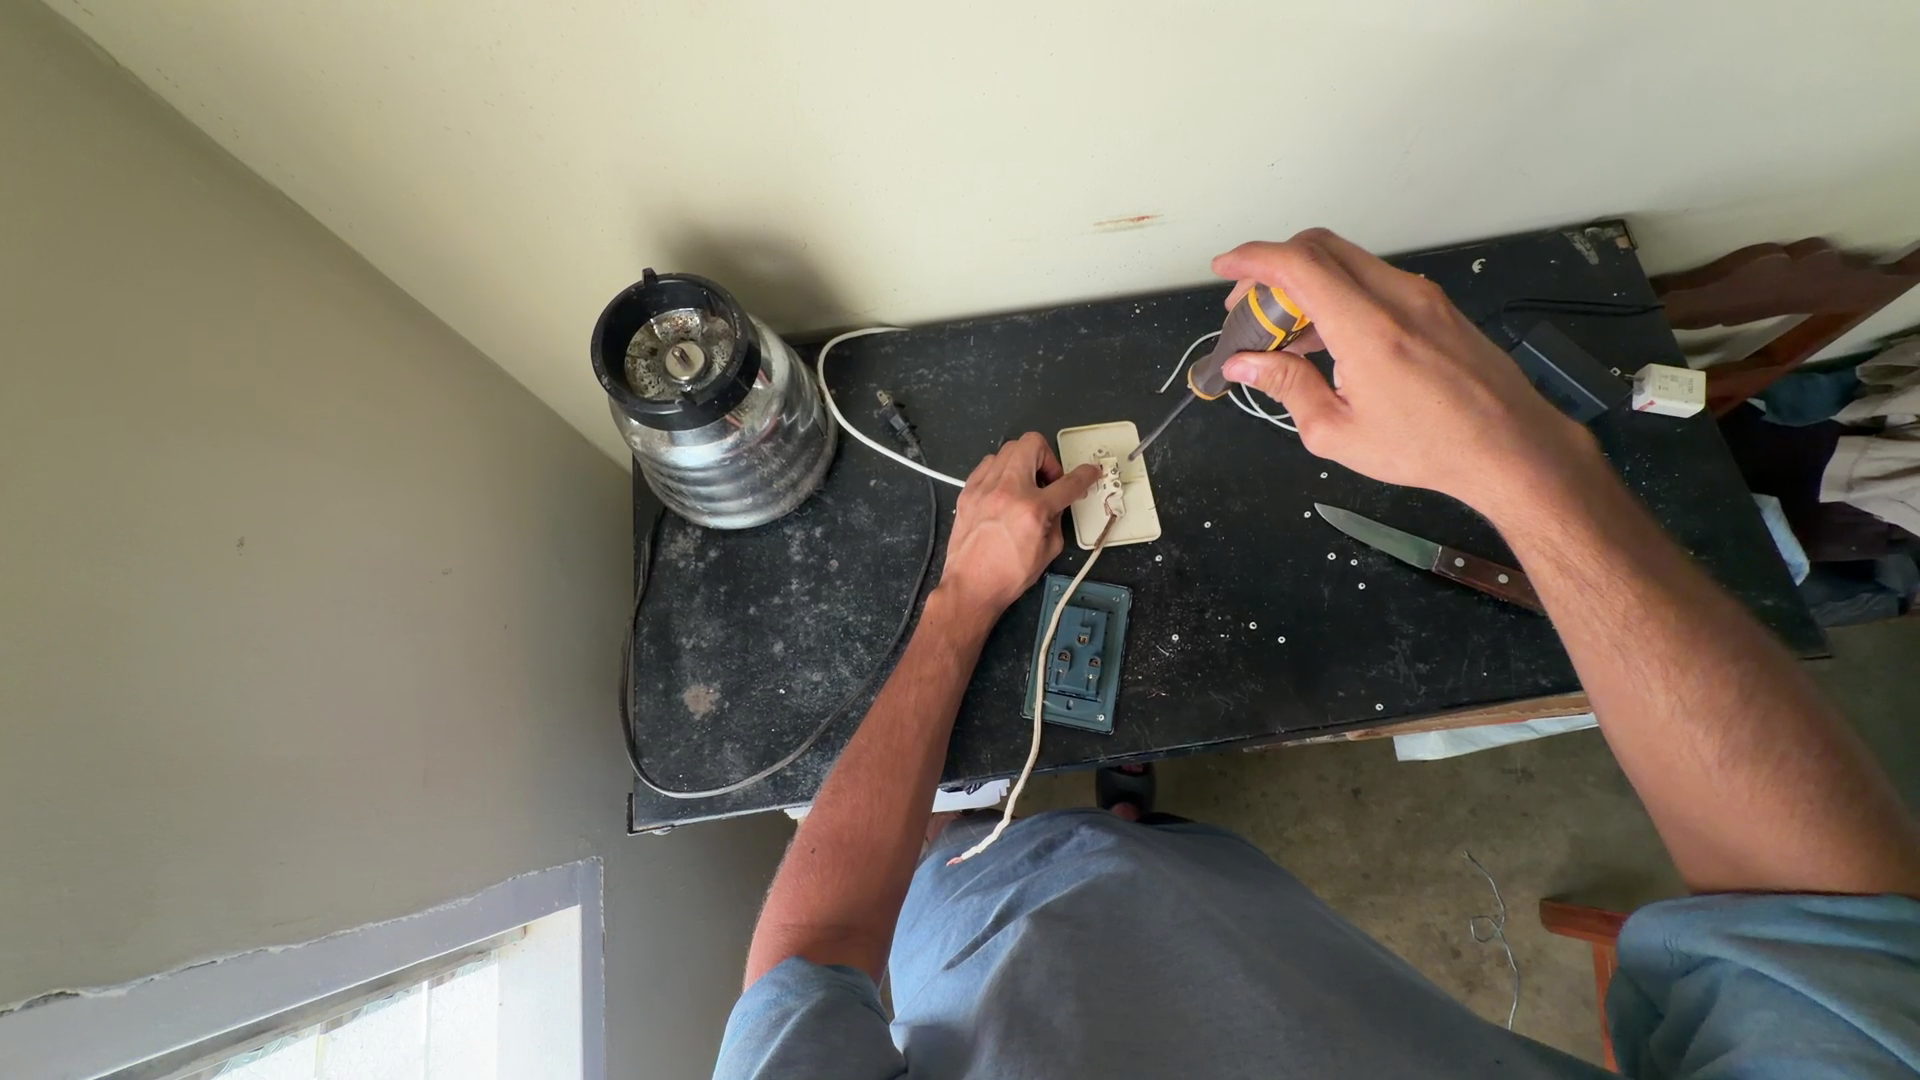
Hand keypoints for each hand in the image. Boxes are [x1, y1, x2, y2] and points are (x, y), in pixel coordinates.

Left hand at [937, 433, 1097, 621]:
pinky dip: (1001, 470)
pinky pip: (988, 464)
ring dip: (1024, 461)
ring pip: (1009, 448)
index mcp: (1032, 509)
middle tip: (1048, 480)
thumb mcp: (1049, 550)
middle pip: (1033, 444)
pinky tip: (1005, 489)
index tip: (1090, 473)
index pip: (1068, 482)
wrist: (971, 585)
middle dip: (1048, 458)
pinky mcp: (968, 491)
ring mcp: (984, 488)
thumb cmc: (1008, 575)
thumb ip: (1058, 519)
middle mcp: (1007, 491)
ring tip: (1025, 484)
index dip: (1086, 475)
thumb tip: (1058, 502)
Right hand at [1213, 229, 1598, 514]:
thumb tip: (1243, 364)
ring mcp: (1420, 296)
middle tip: (1247, 307)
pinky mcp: (1434, 305)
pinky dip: (1335, 294)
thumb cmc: (1422, 447)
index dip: (1253, 259)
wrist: (1508, 446)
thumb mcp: (1335, 430)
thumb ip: (1286, 386)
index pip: (1299, 265)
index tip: (1223, 268)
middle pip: (1321, 247)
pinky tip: (1322, 337)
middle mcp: (1396, 297)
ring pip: (1346, 262)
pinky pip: (1371, 280)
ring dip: (1304, 283)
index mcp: (1366, 328)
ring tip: (1280, 333)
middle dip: (1272, 267)